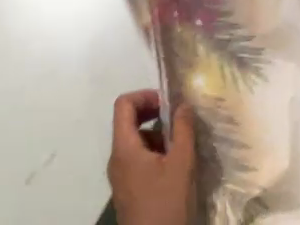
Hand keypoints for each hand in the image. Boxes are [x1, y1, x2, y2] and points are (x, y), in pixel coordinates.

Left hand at [107, 90, 196, 224]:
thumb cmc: (166, 204)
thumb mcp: (181, 164)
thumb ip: (183, 130)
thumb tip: (183, 104)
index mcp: (124, 147)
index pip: (123, 104)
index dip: (145, 95)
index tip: (168, 103)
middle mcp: (116, 158)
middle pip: (127, 121)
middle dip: (153, 114)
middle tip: (177, 120)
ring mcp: (120, 176)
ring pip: (134, 141)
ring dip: (156, 135)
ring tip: (180, 144)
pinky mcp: (127, 189)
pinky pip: (136, 159)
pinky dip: (154, 152)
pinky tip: (175, 165)